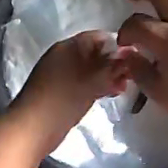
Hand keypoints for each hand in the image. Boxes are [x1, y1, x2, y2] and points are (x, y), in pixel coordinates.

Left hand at [13, 30, 130, 127]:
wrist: (32, 130)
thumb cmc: (61, 101)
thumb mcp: (91, 81)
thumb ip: (111, 67)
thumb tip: (129, 53)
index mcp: (67, 47)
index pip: (98, 37)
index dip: (118, 46)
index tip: (136, 59)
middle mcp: (63, 57)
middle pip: (94, 53)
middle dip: (114, 63)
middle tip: (131, 77)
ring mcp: (60, 75)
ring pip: (90, 70)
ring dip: (107, 77)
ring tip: (122, 88)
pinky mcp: (60, 92)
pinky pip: (83, 83)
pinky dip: (96, 86)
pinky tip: (108, 95)